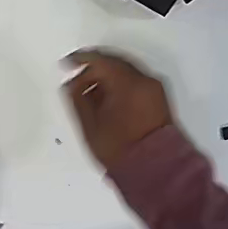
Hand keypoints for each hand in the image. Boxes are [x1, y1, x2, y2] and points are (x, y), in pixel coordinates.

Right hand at [63, 49, 174, 171]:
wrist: (156, 169)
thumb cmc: (120, 149)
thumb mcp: (90, 125)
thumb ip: (77, 98)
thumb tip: (72, 84)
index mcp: (127, 82)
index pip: (100, 60)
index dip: (79, 59)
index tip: (66, 65)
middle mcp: (145, 79)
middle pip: (114, 62)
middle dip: (94, 68)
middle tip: (77, 79)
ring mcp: (155, 88)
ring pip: (126, 71)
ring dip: (107, 76)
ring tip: (90, 91)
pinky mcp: (160, 98)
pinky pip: (136, 81)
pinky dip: (121, 83)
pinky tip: (108, 97)